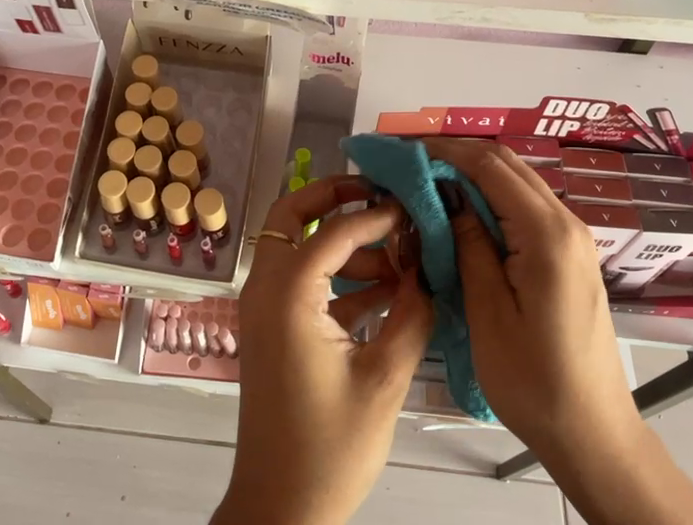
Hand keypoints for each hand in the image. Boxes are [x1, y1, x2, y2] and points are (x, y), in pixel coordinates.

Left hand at [214, 178, 434, 524]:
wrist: (282, 505)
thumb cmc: (331, 445)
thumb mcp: (385, 378)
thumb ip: (411, 314)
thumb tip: (428, 269)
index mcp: (287, 295)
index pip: (331, 230)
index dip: (374, 215)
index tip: (410, 207)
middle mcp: (265, 290)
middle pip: (291, 218)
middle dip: (333, 200)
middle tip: (380, 198)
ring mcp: (264, 310)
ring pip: (298, 249)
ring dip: (342, 245)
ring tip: (400, 261)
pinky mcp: (273, 331)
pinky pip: (302, 285)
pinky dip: (337, 279)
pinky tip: (387, 294)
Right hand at [426, 138, 643, 459]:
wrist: (592, 432)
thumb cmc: (533, 381)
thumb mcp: (487, 313)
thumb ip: (468, 245)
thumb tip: (447, 197)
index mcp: (547, 235)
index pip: (489, 167)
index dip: (443, 150)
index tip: (401, 149)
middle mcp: (567, 224)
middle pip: (507, 165)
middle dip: (456, 155)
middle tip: (407, 163)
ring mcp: (572, 239)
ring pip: (517, 183)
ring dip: (473, 174)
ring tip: (425, 182)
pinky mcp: (569, 256)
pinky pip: (526, 207)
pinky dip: (491, 197)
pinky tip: (460, 213)